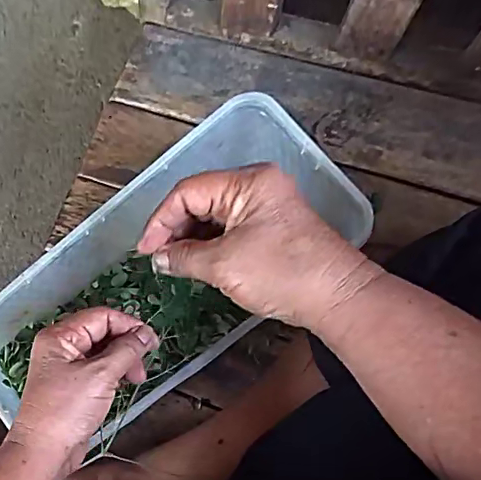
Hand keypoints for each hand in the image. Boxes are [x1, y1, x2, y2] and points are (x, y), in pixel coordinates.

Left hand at [8, 307, 158, 461]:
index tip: (150, 341)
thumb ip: (126, 350)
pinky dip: (112, 374)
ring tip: (135, 379)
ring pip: (101, 352)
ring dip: (122, 361)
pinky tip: (121, 385)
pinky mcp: (70, 387)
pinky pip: (96, 370)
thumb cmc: (65, 412)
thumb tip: (145, 334)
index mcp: (59, 337)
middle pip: (102, 333)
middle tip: (141, 367)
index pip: (101, 317)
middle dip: (126, 345)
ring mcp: (63, 368)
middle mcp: (59, 348)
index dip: (129, 325)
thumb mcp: (101, 375)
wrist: (45, 451)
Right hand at [135, 163, 378, 327]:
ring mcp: (263, 206)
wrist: (335, 296)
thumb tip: (158, 258)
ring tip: (171, 264)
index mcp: (248, 183)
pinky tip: (193, 263)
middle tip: (156, 258)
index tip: (145, 250)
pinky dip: (205, 245)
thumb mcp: (223, 265)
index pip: (187, 191)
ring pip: (210, 216)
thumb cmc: (283, 274)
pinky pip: (225, 229)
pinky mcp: (267, 227)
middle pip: (198, 200)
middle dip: (172, 229)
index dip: (160, 220)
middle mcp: (256, 186)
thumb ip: (183, 257)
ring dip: (187, 239)